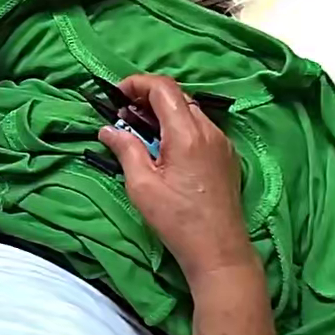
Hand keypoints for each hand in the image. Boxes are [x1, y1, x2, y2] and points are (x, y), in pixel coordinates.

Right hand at [99, 74, 257, 286]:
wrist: (219, 251)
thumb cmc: (177, 220)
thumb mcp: (142, 185)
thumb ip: (125, 149)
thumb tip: (108, 129)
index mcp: (187, 134)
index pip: (163, 88)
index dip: (137, 83)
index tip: (117, 94)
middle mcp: (209, 131)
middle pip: (177, 96)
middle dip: (147, 97)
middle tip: (123, 114)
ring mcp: (222, 143)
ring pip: (190, 111)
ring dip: (162, 113)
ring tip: (139, 131)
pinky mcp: (226, 156)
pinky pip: (200, 128)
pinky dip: (177, 126)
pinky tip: (163, 147)